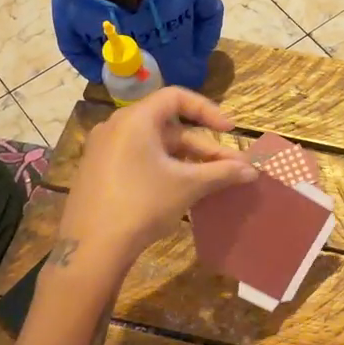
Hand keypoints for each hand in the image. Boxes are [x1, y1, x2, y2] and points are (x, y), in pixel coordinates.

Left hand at [57, 88, 255, 265]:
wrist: (91, 247)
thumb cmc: (142, 205)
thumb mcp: (188, 186)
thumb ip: (222, 173)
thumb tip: (252, 170)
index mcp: (135, 119)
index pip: (176, 97)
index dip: (208, 110)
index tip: (229, 130)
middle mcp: (116, 127)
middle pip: (169, 126)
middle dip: (204, 147)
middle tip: (231, 168)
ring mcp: (103, 149)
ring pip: (155, 145)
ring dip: (187, 160)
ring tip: (211, 181)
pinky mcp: (98, 171)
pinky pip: (138, 158)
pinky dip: (164, 167)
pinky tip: (181, 189)